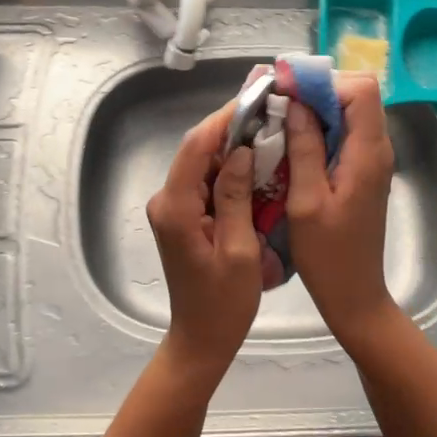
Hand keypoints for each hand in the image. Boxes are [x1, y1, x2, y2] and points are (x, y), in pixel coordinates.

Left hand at [146, 103, 261, 365]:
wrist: (201, 338)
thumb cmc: (224, 303)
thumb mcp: (239, 250)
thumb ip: (235, 197)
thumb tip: (240, 151)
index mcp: (176, 208)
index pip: (195, 147)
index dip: (224, 119)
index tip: (255, 98)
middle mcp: (166, 202)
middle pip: (196, 151)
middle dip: (231, 128)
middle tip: (270, 109)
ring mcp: (172, 209)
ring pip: (202, 164)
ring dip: (232, 147)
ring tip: (269, 127)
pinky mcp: (182, 217)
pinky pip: (205, 182)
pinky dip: (228, 169)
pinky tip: (256, 161)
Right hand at [286, 74, 396, 333]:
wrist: (354, 293)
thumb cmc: (328, 254)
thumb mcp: (306, 201)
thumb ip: (304, 149)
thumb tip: (296, 104)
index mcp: (368, 153)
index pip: (361, 89)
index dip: (325, 82)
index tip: (286, 92)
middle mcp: (377, 150)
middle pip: (356, 95)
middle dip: (316, 91)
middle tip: (277, 105)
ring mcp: (372, 161)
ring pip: (349, 114)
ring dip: (315, 111)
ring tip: (278, 121)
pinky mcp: (362, 173)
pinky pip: (344, 136)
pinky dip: (319, 131)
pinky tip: (291, 144)